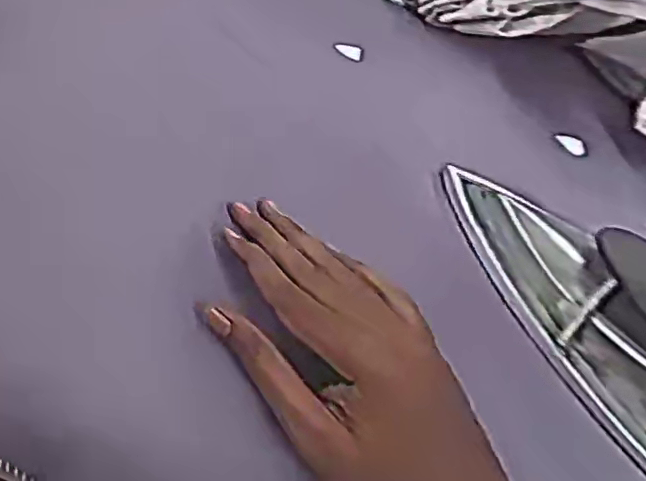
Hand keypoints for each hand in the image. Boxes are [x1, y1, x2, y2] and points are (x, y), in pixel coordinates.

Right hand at [204, 201, 507, 480]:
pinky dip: (351, 262)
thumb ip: (266, 368)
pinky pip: (383, 288)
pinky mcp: (425, 343)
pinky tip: (334, 250)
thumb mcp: (315, 436)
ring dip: (304, 238)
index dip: (255, 259)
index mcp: (362, 353)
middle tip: (241, 209)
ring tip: (274, 213)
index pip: (291, 292)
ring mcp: (411, 335)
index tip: (229, 235)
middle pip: (315, 271)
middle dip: (272, 236)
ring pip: (344, 271)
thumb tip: (221, 316)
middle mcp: (389, 333)